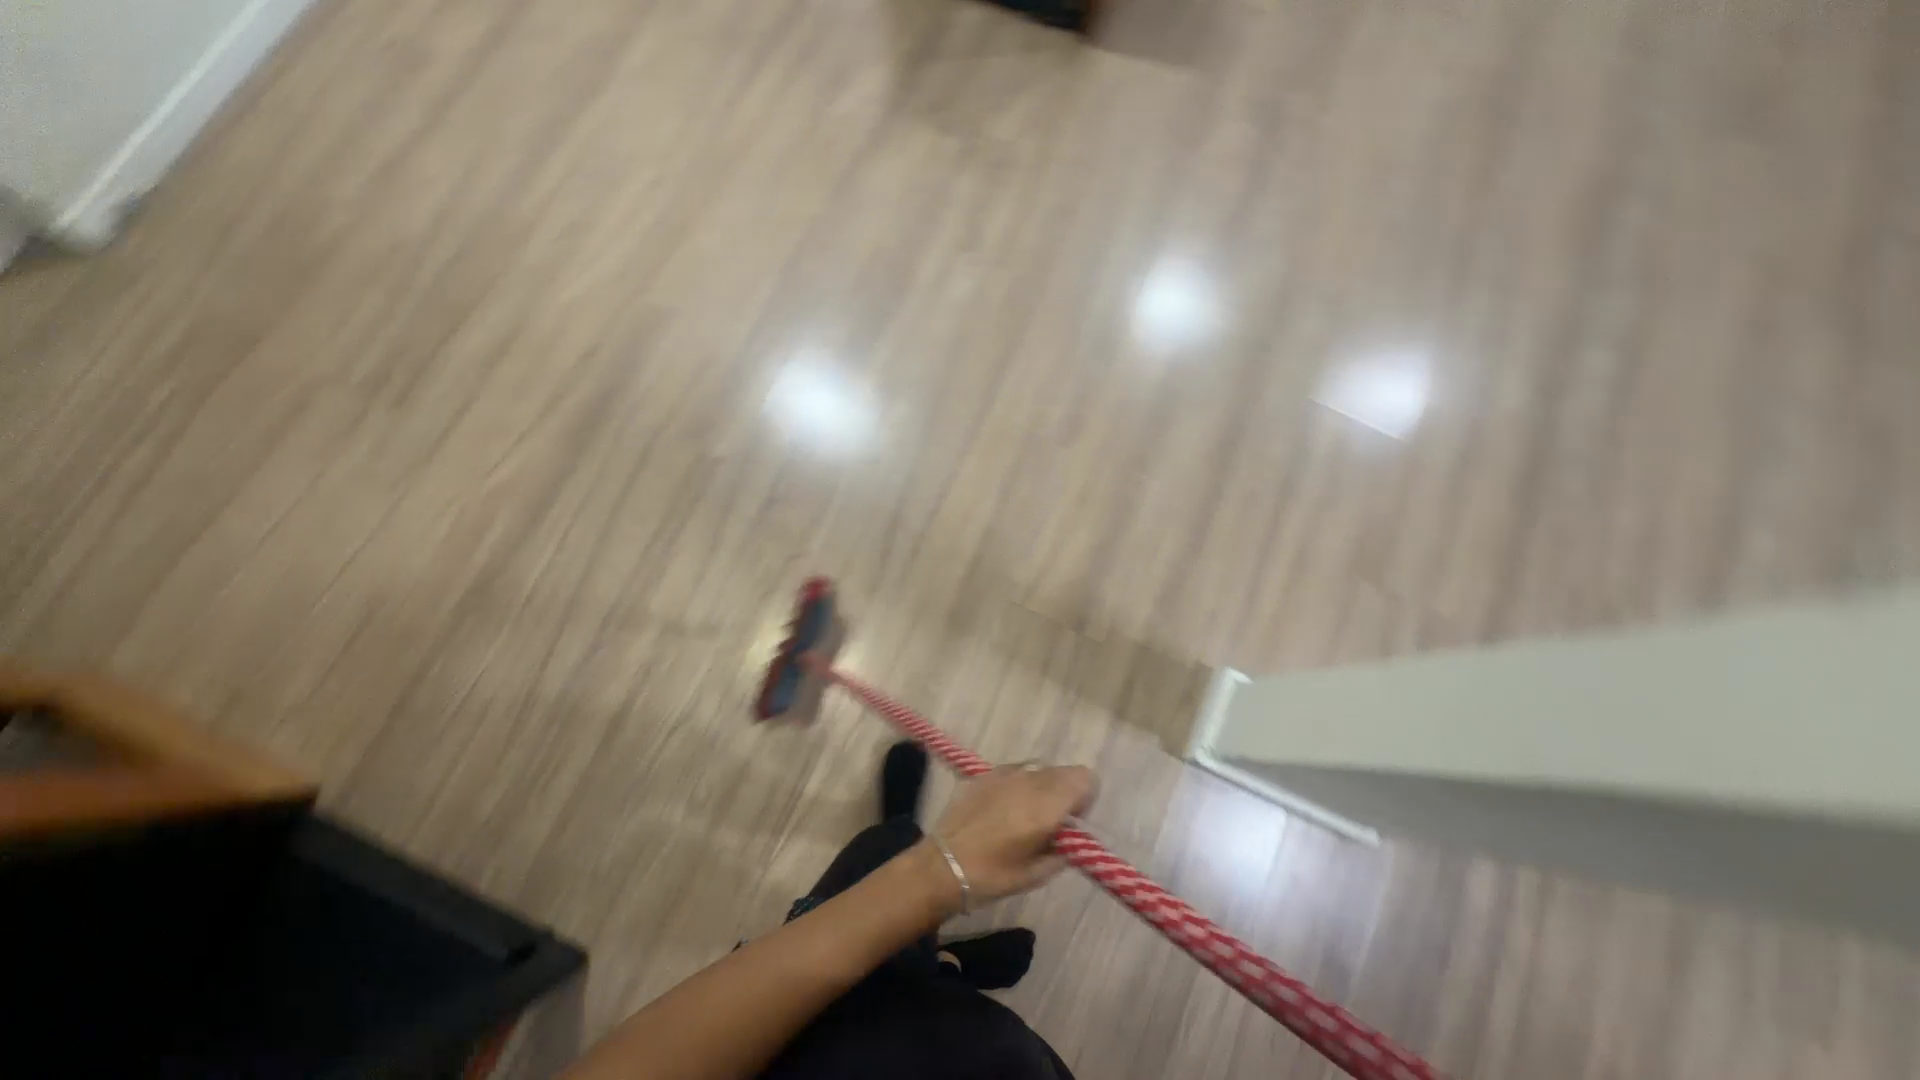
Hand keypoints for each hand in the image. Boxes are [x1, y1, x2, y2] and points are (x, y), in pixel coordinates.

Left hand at [926, 764, 1098, 906]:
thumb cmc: (993, 875)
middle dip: (1065, 793)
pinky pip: (1014, 772)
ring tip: (1023, 817)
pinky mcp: (984, 774)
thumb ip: (1064, 851)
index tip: (1072, 821)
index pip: (1085, 778)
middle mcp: (1030, 780)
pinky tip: (1001, 810)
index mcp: (1047, 805)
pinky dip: (1018, 786)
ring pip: (1039, 770)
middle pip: (1063, 772)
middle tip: (1050, 823)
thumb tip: (1071, 837)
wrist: (943, 865)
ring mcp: (1005, 773)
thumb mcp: (1038, 873)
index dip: (1085, 798)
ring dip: (1041, 789)